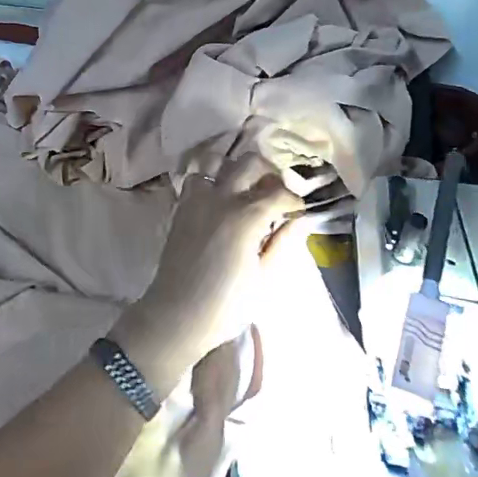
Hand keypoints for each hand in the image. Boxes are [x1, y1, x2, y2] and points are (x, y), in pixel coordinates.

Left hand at [110, 158, 303, 393]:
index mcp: (246, 217)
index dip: (294, 200)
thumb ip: (283, 243)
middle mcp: (221, 198)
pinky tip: (221, 197)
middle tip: (276, 194)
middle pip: (250, 163)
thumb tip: (300, 221)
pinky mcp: (181, 207)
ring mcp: (198, 199)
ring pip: (218, 161)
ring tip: (246, 189)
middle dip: (269, 173)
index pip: (279, 192)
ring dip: (236, 169)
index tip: (298, 213)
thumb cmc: (226, 305)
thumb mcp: (264, 277)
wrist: (177, 315)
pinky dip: (211, 178)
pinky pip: (196, 177)